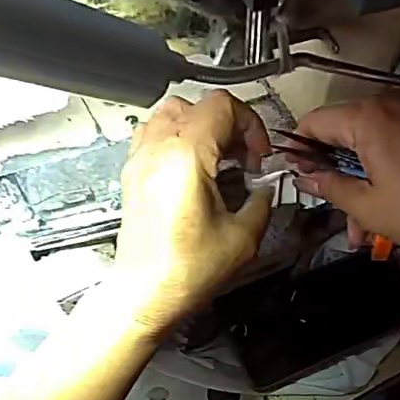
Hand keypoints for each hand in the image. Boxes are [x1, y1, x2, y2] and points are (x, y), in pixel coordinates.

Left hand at [108, 91, 272, 335]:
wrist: (145, 294)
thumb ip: (262, 201)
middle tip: (243, 158)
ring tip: (219, 162)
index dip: (250, 124)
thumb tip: (265, 188)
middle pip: (198, 105)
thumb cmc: (183, 271)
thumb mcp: (243, 237)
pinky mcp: (133, 175)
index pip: (222, 106)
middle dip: (228, 126)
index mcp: (185, 156)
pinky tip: (195, 172)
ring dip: (202, 128)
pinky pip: (154, 136)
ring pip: (172, 114)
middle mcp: (157, 150)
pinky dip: (178, 141)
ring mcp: (140, 161)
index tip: (257, 153)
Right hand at [294, 93, 399, 266]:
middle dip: (337, 174)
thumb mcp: (368, 206)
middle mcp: (393, 104)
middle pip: (346, 132)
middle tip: (336, 212)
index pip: (315, 121)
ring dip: (363, 181)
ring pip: (373, 144)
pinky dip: (387, 172)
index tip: (294, 171)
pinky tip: (390, 209)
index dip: (299, 147)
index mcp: (367, 117)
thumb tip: (307, 177)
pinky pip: (399, 145)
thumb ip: (330, 187)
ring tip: (365, 228)